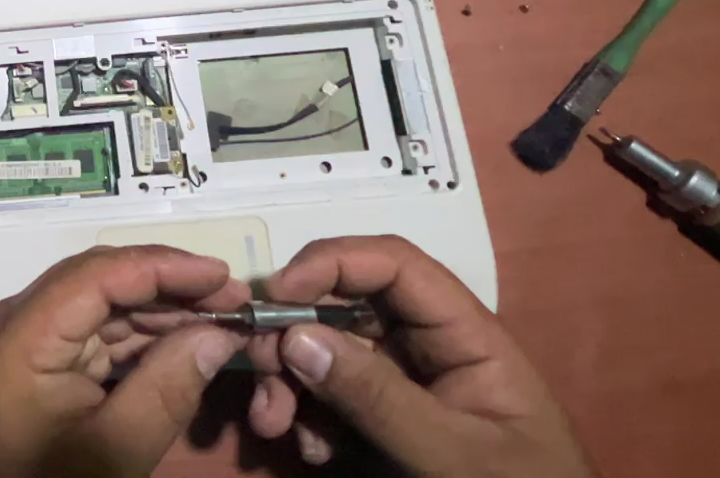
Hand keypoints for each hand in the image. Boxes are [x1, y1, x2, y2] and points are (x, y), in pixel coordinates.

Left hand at [0, 245, 251, 477]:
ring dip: (161, 307)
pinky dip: (141, 332)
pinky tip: (184, 335)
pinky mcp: (39, 357)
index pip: (100, 273)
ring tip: (220, 313)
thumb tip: (218, 333)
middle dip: (169, 283)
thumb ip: (168, 387)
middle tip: (233, 295)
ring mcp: (28, 336)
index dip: (164, 266)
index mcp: (25, 331)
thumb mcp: (115, 451)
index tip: (223, 273)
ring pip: (101, 301)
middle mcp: (20, 318)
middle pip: (100, 280)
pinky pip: (94, 329)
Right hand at [245, 235, 591, 475]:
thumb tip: (295, 336)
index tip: (278, 292)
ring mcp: (398, 381)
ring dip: (285, 376)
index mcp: (463, 333)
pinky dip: (302, 412)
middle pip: (343, 302)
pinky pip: (324, 393)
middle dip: (291, 329)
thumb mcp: (456, 458)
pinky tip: (306, 446)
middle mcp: (424, 345)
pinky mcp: (378, 418)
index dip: (331, 262)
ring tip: (270, 421)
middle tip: (257, 364)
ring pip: (322, 347)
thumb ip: (379, 399)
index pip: (393, 263)